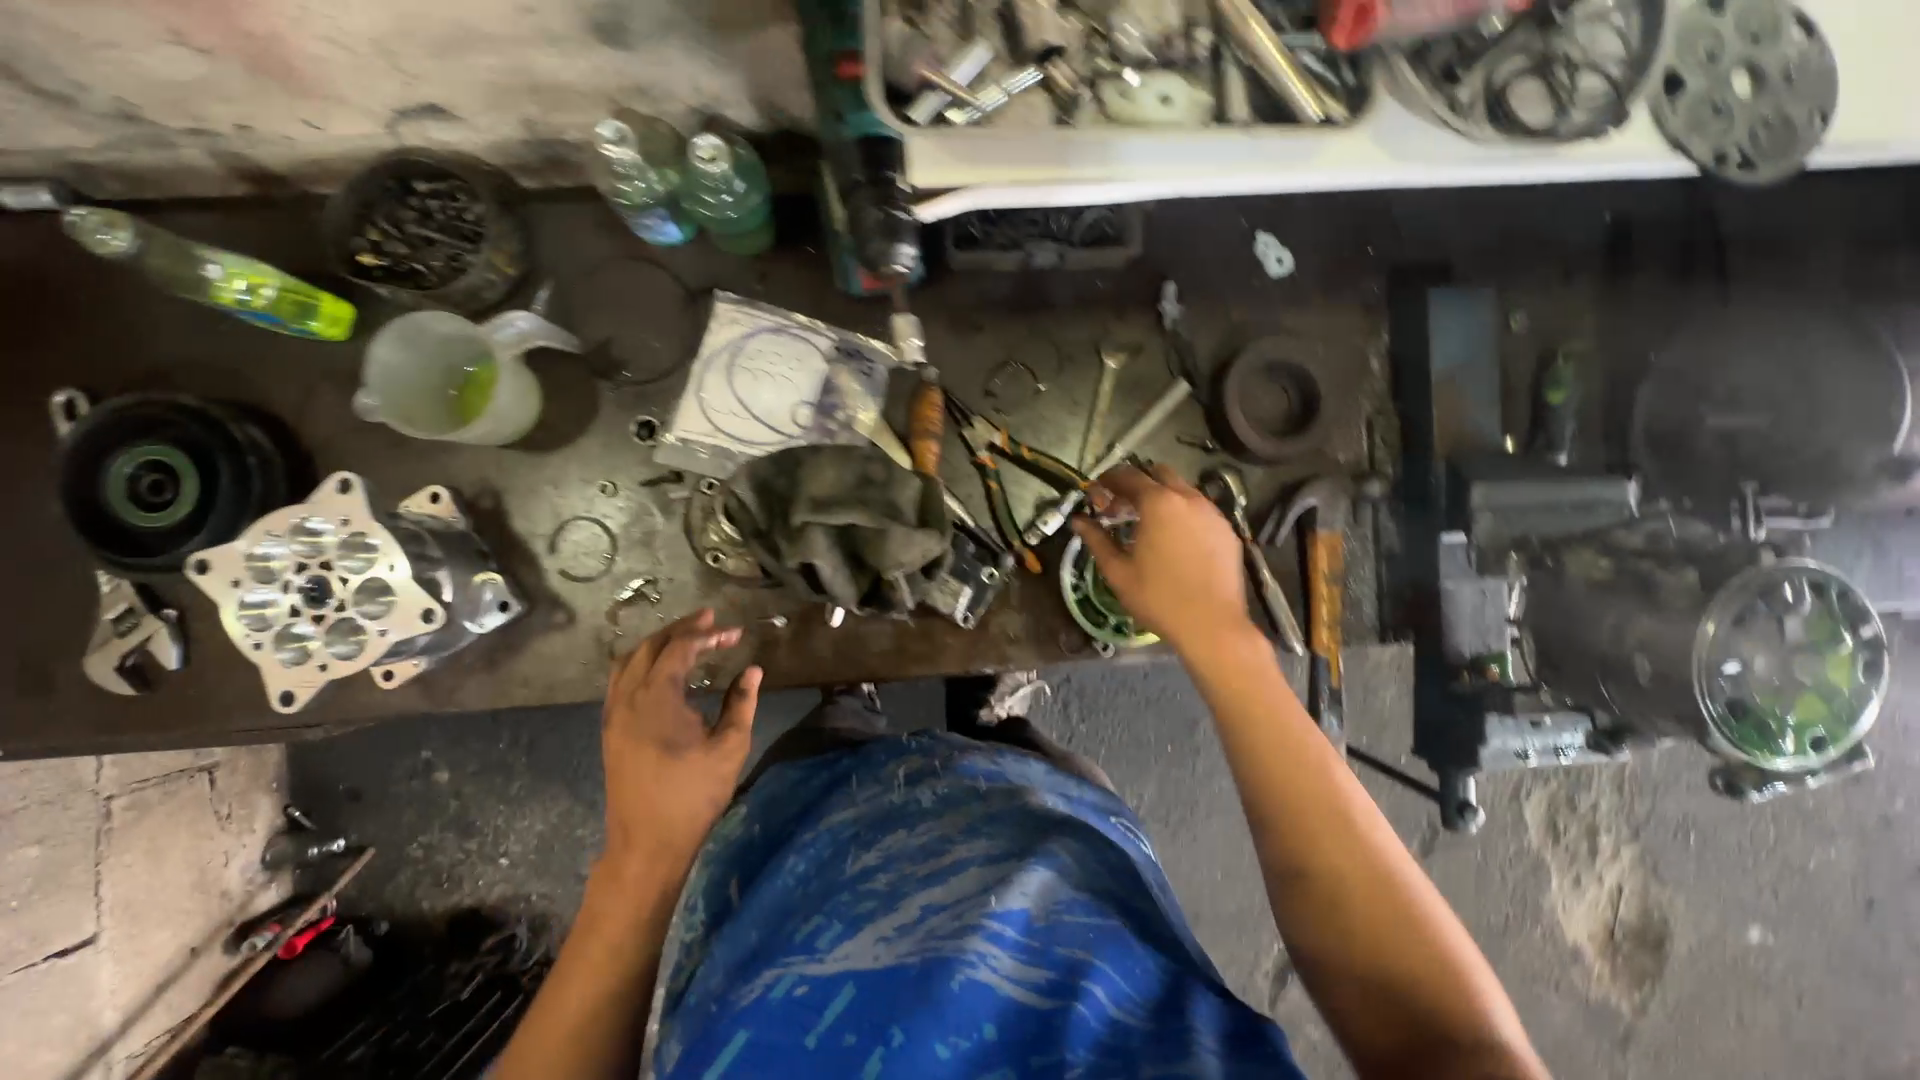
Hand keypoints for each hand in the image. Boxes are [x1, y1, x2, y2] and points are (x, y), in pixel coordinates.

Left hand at [600, 609, 762, 879]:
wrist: (647, 842)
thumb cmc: (693, 795)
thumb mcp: (730, 747)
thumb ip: (741, 702)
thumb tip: (753, 670)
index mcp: (657, 697)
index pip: (680, 648)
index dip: (707, 634)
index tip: (734, 632)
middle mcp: (628, 697)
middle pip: (650, 646)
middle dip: (681, 630)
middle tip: (710, 621)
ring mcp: (613, 713)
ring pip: (629, 661)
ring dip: (658, 644)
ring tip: (686, 639)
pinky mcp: (610, 729)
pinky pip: (621, 680)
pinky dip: (642, 664)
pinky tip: (662, 673)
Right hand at [1070, 464, 1256, 653]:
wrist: (1211, 625)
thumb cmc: (1158, 598)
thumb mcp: (1118, 571)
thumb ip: (1096, 540)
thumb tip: (1078, 521)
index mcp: (1158, 503)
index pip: (1128, 475)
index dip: (1109, 480)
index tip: (1097, 492)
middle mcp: (1188, 498)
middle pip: (1159, 474)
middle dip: (1138, 484)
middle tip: (1123, 508)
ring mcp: (1212, 513)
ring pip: (1183, 490)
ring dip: (1163, 498)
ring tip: (1149, 526)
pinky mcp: (1227, 530)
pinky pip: (1201, 511)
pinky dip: (1184, 515)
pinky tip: (1176, 541)